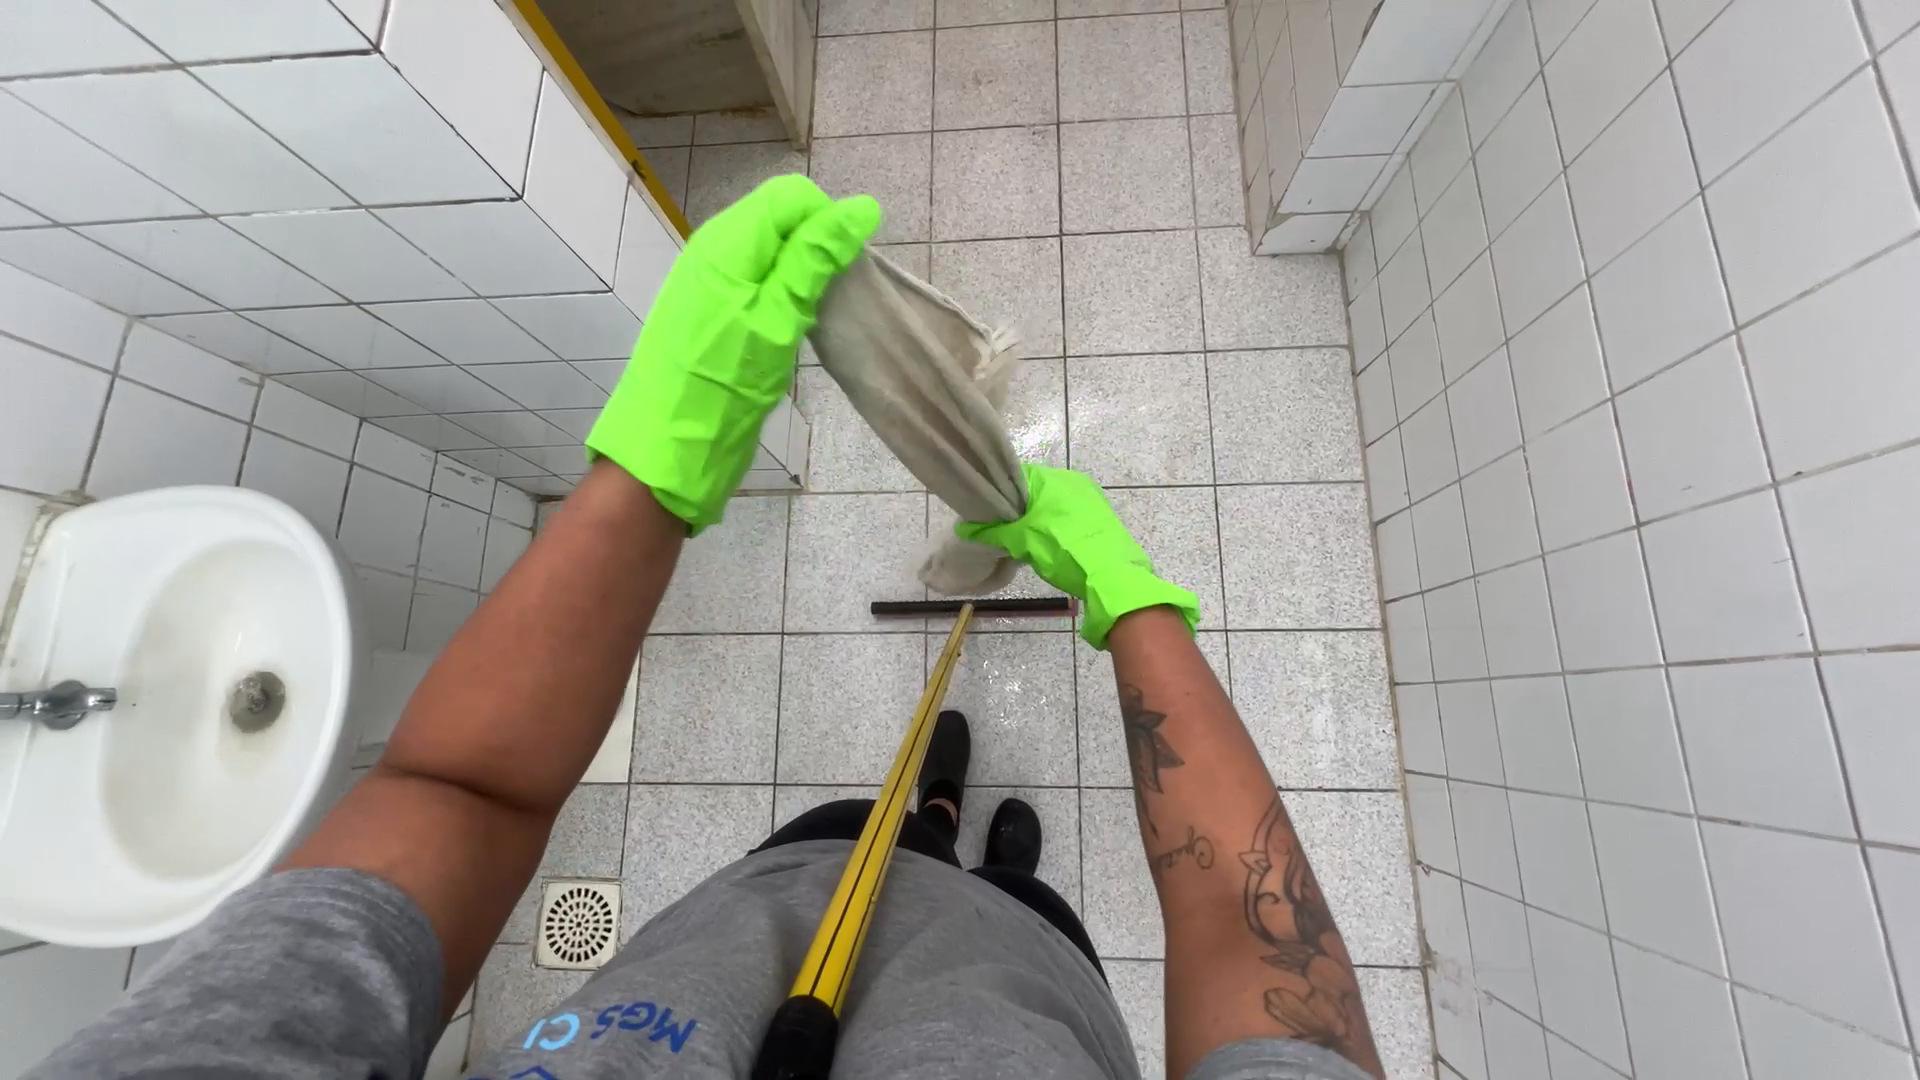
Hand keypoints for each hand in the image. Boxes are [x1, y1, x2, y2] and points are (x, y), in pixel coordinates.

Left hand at [586, 175, 880, 531]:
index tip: (848, 273)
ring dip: (804, 275)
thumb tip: (862, 209)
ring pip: (772, 252)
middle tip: (835, 299)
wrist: (670, 450)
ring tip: (817, 317)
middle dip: (817, 248)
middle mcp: (715, 251)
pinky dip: (784, 295)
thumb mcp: (777, 319)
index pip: (792, 199)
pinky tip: (791, 330)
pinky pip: (758, 281)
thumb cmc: (724, 385)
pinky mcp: (713, 312)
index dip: (829, 223)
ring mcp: (711, 282)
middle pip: (781, 220)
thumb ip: (815, 260)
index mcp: (727, 243)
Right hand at [955, 464, 1198, 648]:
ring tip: (1022, 541)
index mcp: (1056, 478)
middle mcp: (1075, 483)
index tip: (986, 512)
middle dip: (1018, 510)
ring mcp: (1092, 502)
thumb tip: (964, 529)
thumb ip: (992, 532)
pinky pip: (1069, 519)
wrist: (1112, 577)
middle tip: (1001, 530)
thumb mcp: (1021, 541)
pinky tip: (1049, 547)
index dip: (998, 494)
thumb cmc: (1062, 549)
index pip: (1017, 476)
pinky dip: (1056, 530)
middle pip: (1036, 492)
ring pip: (1053, 507)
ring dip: (1037, 521)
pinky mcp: (1102, 521)